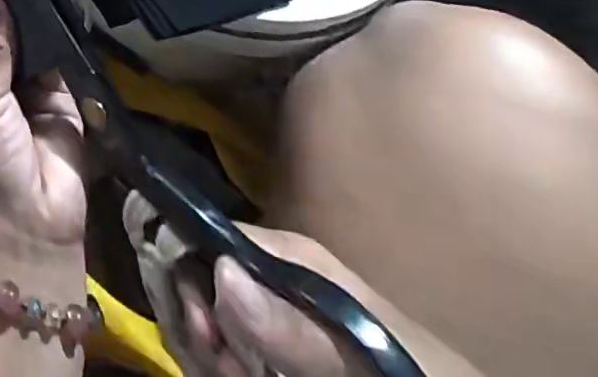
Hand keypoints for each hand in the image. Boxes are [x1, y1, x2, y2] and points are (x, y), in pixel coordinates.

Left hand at [0, 0, 87, 278]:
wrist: (34, 220)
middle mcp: (3, 92)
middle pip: (10, 47)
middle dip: (12, 18)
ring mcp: (37, 98)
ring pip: (38, 52)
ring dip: (38, 26)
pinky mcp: (69, 105)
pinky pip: (66, 67)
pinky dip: (64, 44)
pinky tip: (62, 9)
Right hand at [176, 225, 479, 376]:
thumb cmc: (411, 373)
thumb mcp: (363, 358)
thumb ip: (295, 327)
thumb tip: (221, 270)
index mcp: (284, 257)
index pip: (201, 236)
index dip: (186, 276)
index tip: (202, 332)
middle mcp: (264, 275)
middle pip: (191, 282)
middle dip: (198, 329)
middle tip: (231, 370)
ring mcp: (263, 315)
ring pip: (198, 322)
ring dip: (209, 357)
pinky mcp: (265, 350)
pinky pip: (217, 352)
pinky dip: (217, 369)